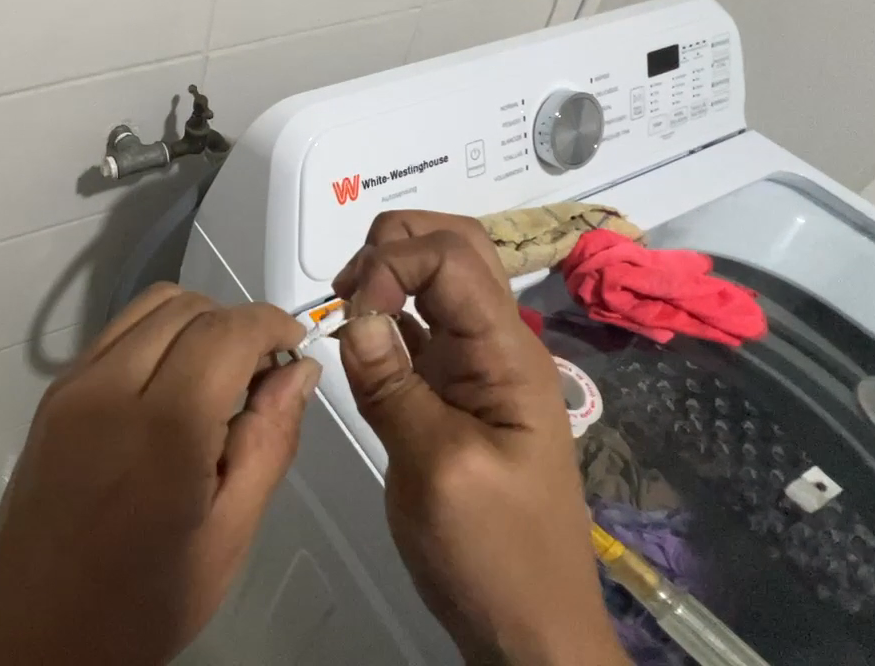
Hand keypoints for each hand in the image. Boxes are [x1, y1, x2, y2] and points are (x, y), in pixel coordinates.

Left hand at [0, 283, 321, 665]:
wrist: (33, 630)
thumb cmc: (142, 601)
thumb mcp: (227, 536)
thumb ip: (269, 442)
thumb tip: (299, 371)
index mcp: (161, 431)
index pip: (226, 331)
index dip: (271, 324)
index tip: (295, 345)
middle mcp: (109, 388)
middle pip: (187, 307)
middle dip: (236, 322)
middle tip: (260, 372)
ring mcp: (73, 383)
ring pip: (149, 306)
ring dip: (197, 322)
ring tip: (218, 375)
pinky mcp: (54, 391)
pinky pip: (117, 331)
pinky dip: (157, 335)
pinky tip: (170, 385)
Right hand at [333, 212, 626, 665]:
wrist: (528, 628)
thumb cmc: (494, 553)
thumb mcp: (438, 470)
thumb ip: (392, 386)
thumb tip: (354, 314)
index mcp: (506, 352)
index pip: (451, 257)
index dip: (393, 263)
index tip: (351, 309)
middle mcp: (494, 343)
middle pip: (453, 246)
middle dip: (391, 247)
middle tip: (346, 294)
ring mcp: (474, 363)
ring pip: (435, 278)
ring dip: (386, 276)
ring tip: (345, 313)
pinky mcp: (450, 387)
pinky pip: (417, 326)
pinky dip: (382, 317)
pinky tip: (355, 339)